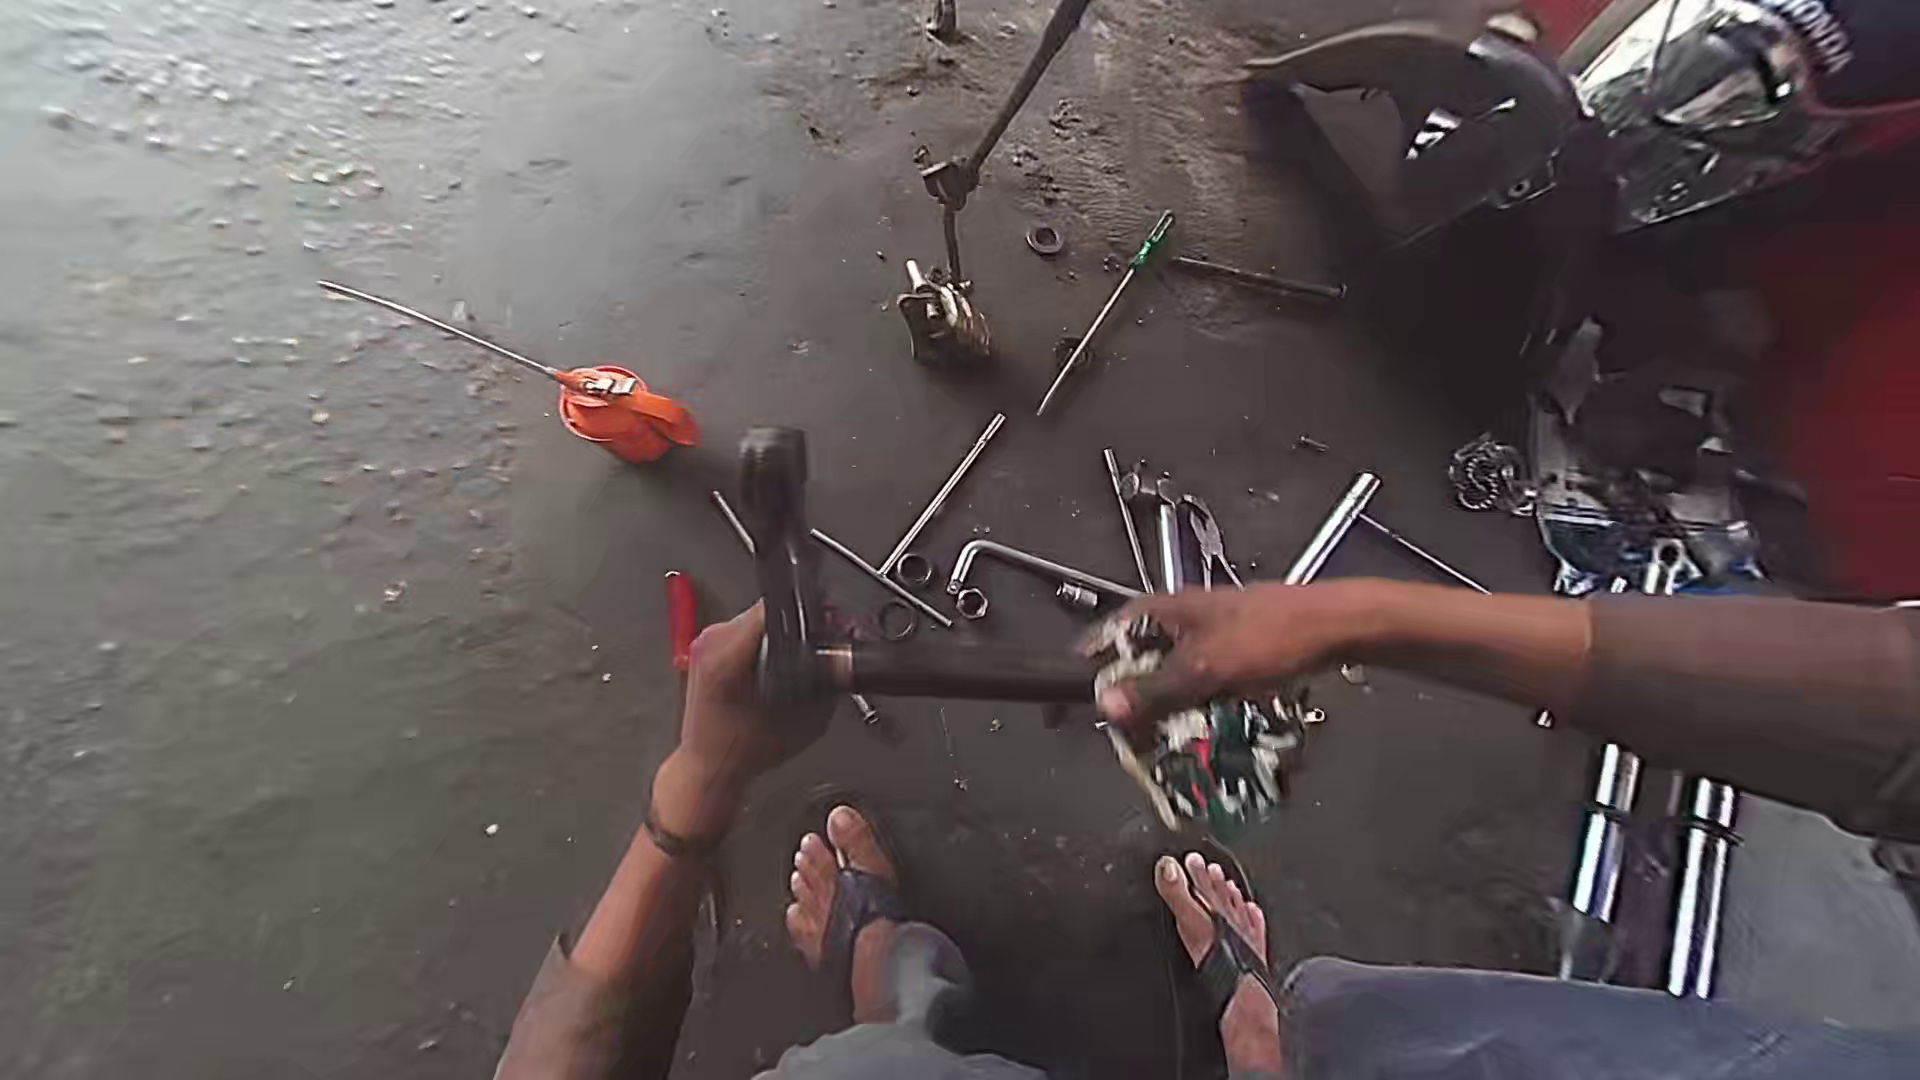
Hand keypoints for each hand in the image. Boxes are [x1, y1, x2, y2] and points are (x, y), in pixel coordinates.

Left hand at [671, 602, 829, 789]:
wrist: (709, 768)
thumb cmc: (744, 751)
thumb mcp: (803, 721)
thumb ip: (830, 685)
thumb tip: (848, 657)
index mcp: (728, 656)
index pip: (776, 608)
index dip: (809, 614)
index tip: (825, 624)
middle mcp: (713, 642)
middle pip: (768, 610)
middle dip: (796, 624)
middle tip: (815, 644)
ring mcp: (706, 641)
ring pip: (756, 617)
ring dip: (779, 631)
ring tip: (790, 656)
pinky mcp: (706, 646)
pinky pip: (743, 629)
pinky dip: (762, 641)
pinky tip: (770, 662)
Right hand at [1089, 582, 1377, 738]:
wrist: (1331, 628)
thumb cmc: (1265, 637)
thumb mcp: (1204, 667)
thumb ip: (1152, 689)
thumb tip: (1103, 708)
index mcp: (1150, 612)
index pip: (1097, 644)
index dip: (1083, 678)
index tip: (1075, 715)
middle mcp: (1163, 623)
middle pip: (1126, 667)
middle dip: (1126, 704)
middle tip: (1129, 741)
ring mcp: (1190, 639)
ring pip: (1157, 680)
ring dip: (1157, 711)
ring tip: (1158, 742)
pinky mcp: (1214, 655)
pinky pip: (1185, 686)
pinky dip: (1183, 708)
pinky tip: (1191, 729)